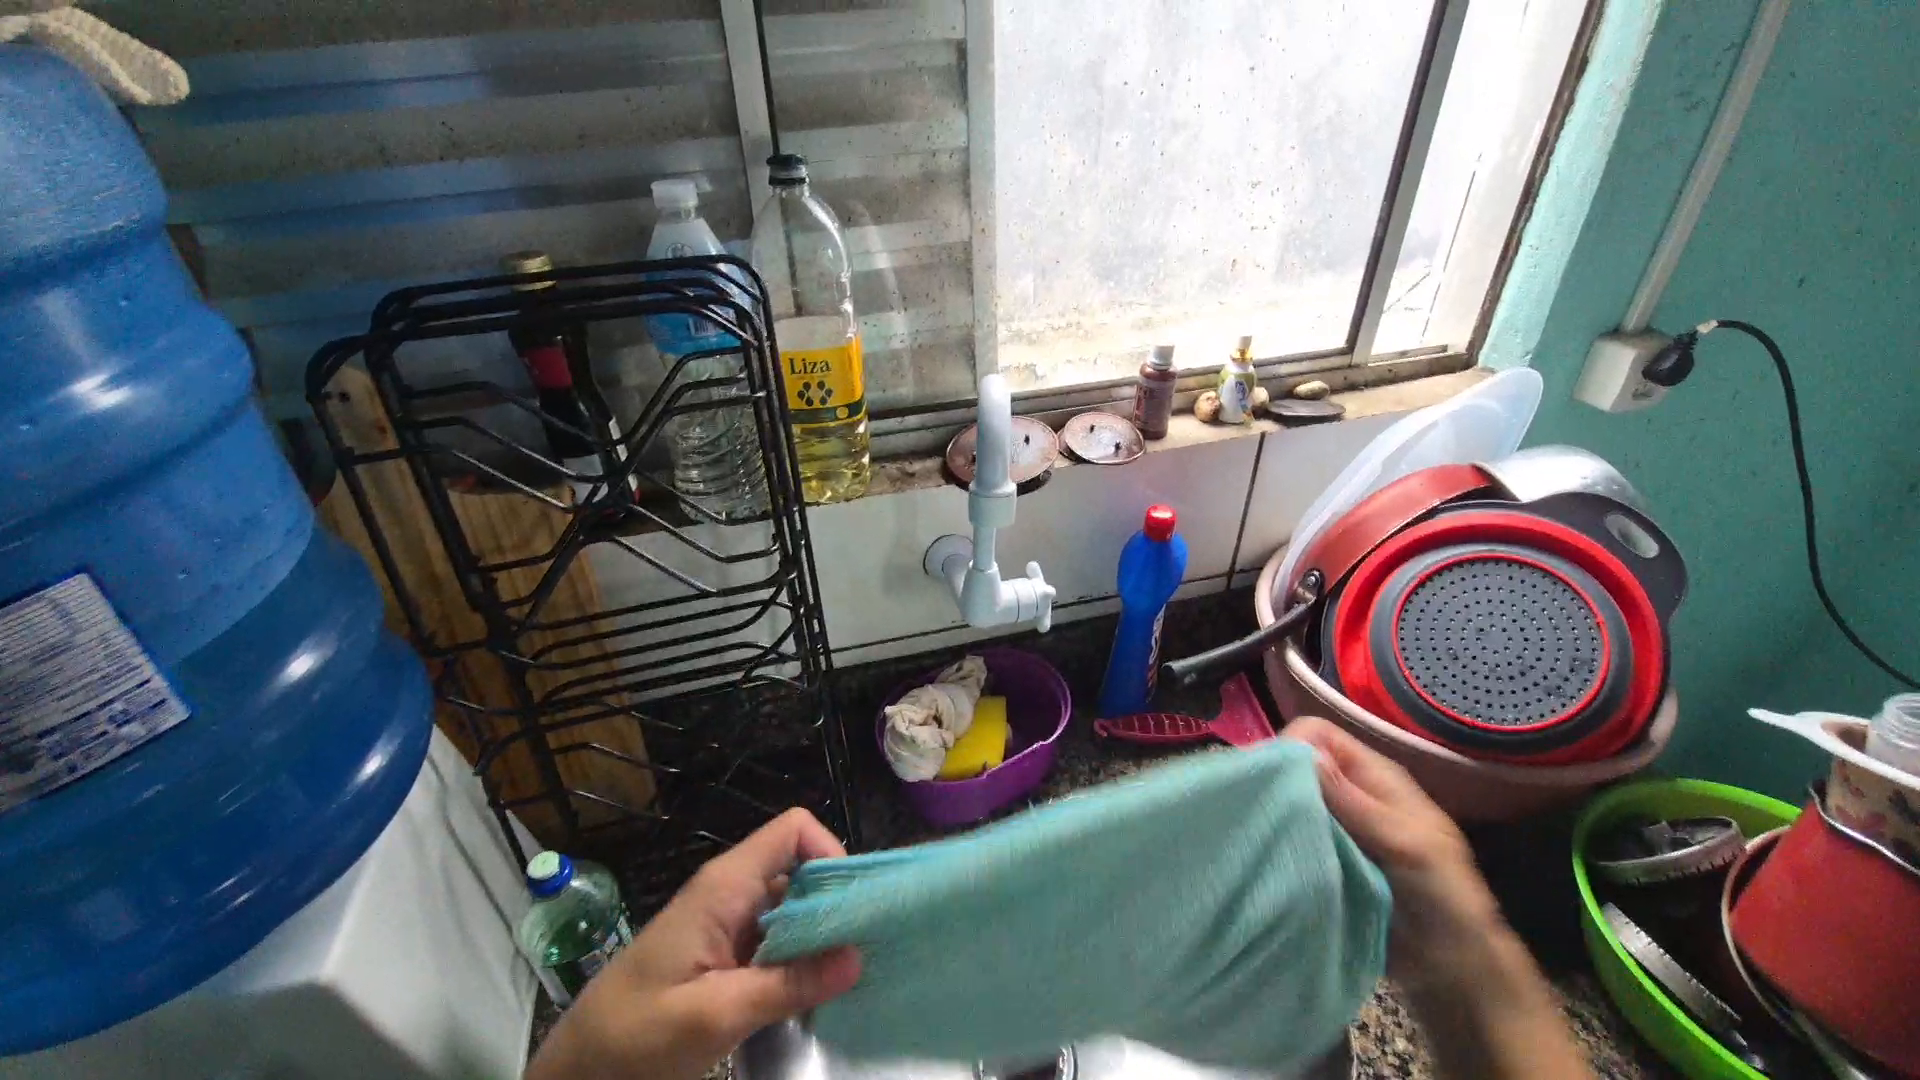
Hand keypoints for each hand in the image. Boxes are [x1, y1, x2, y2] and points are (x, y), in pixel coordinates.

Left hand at [525, 809, 862, 1079]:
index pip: (793, 830)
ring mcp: (726, 922)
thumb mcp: (716, 1015)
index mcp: (725, 886)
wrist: (575, 1074)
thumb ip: (789, 984)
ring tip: (846, 975)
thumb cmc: (635, 1037)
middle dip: (834, 900)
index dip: (830, 853)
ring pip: (792, 904)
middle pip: (800, 866)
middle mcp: (730, 892)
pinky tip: (813, 994)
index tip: (851, 906)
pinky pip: (776, 937)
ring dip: (820, 934)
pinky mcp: (723, 952)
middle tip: (862, 948)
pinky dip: (800, 958)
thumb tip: (858, 957)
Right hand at [1283, 717, 1593, 1079]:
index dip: (1289, 746)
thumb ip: (1355, 801)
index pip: (1317, 734)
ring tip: (1247, 831)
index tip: (1264, 779)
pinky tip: (1260, 853)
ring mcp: (1334, 827)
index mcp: (1375, 776)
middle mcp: (1349, 792)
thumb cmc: (1445, 900)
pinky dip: (1275, 841)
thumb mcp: (1409, 845)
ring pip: (1289, 801)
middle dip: (1273, 780)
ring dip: (1271, 813)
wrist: (1455, 972)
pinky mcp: (1321, 858)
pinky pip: (1289, 837)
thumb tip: (1301, 752)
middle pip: (1296, 765)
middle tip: (1247, 807)